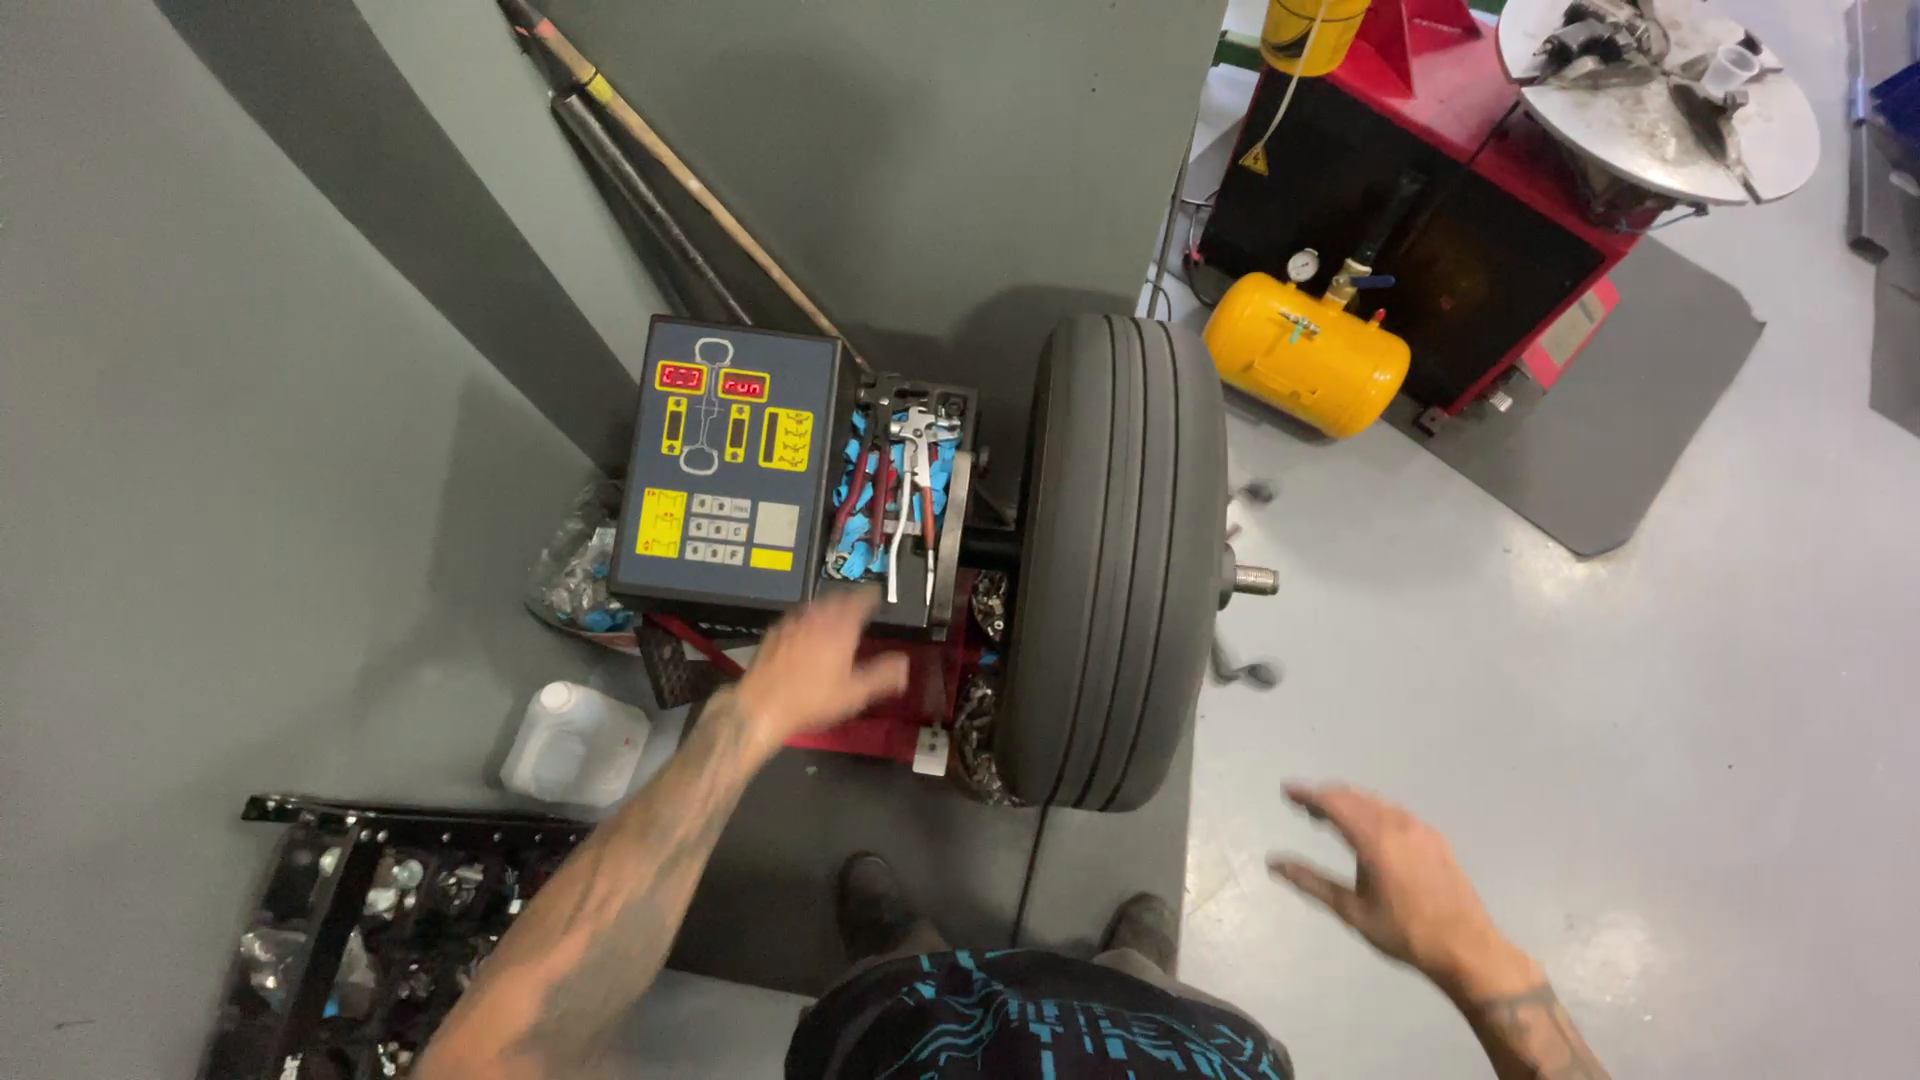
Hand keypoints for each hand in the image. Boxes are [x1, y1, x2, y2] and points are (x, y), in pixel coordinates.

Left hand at [730, 588, 909, 754]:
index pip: (860, 600)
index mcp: (840, 628)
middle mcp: (817, 618)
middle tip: (858, 603)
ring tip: (835, 613)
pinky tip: (806, 628)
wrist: (761, 706)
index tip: (876, 596)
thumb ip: (883, 675)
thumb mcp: (855, 693)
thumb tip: (905, 664)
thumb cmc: (812, 700)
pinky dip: (807, 617)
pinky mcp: (774, 632)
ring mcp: (792, 623)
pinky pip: (796, 616)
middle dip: (849, 598)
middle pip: (836, 598)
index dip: (870, 596)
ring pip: (815, 605)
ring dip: (828, 605)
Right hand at [1268, 783, 1540, 1000]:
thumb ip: (1311, 882)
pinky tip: (1367, 828)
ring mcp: (1420, 829)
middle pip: (1353, 796)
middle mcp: (1398, 825)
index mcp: (1375, 840)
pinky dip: (1371, 809)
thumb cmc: (1405, 933)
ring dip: (1348, 802)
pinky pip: (1394, 811)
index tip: (1287, 791)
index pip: (1333, 803)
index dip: (1307, 794)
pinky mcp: (1435, 838)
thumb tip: (1273, 863)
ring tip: (1330, 816)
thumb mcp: (1352, 911)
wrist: (1470, 951)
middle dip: (1325, 796)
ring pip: (1375, 801)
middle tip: (1303, 807)